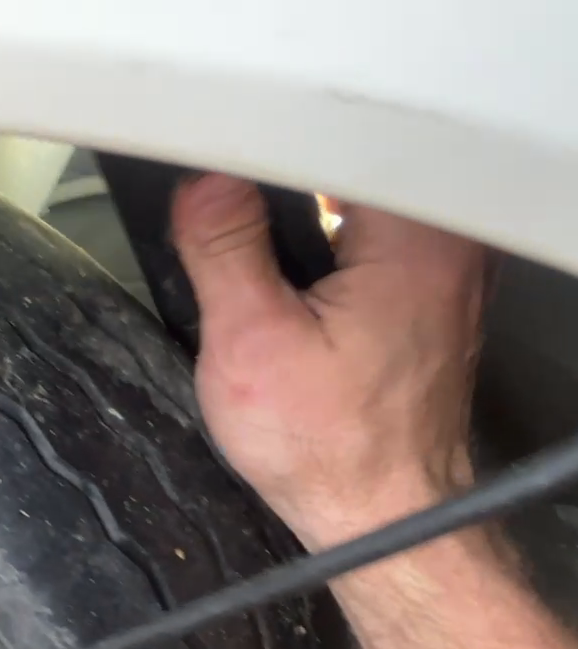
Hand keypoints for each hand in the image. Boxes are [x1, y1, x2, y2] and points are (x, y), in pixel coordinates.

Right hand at [169, 174, 487, 548]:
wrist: (371, 504)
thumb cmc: (320, 436)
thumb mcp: (249, 338)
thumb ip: (226, 251)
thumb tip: (204, 183)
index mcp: (416, 242)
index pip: (339, 147)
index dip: (261, 144)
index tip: (205, 152)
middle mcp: (442, 247)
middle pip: (346, 171)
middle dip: (267, 177)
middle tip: (204, 193)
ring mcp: (432, 274)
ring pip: (351, 206)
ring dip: (286, 212)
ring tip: (226, 225)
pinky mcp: (411, 300)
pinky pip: (356, 241)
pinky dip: (308, 241)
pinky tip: (269, 267)